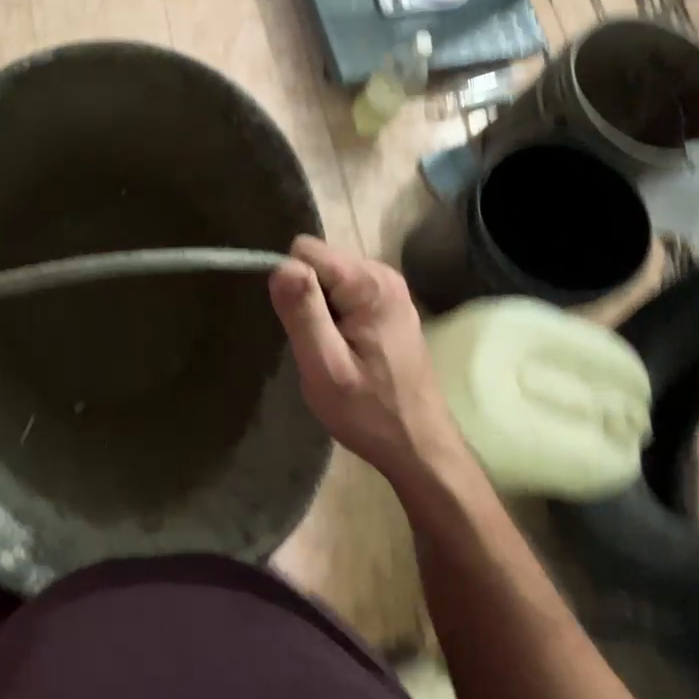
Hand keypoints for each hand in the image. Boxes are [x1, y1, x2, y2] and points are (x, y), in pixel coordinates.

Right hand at [268, 236, 469, 483]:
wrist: (419, 447)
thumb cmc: (369, 412)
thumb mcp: (326, 367)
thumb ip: (302, 313)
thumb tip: (279, 265)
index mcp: (369, 284)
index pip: (304, 252)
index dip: (291, 287)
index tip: (301, 329)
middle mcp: (383, 274)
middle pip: (317, 262)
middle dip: (306, 301)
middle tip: (318, 347)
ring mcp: (389, 289)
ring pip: (326, 278)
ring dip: (319, 312)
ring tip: (331, 352)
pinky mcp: (388, 305)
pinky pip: (342, 293)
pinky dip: (334, 318)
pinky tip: (345, 351)